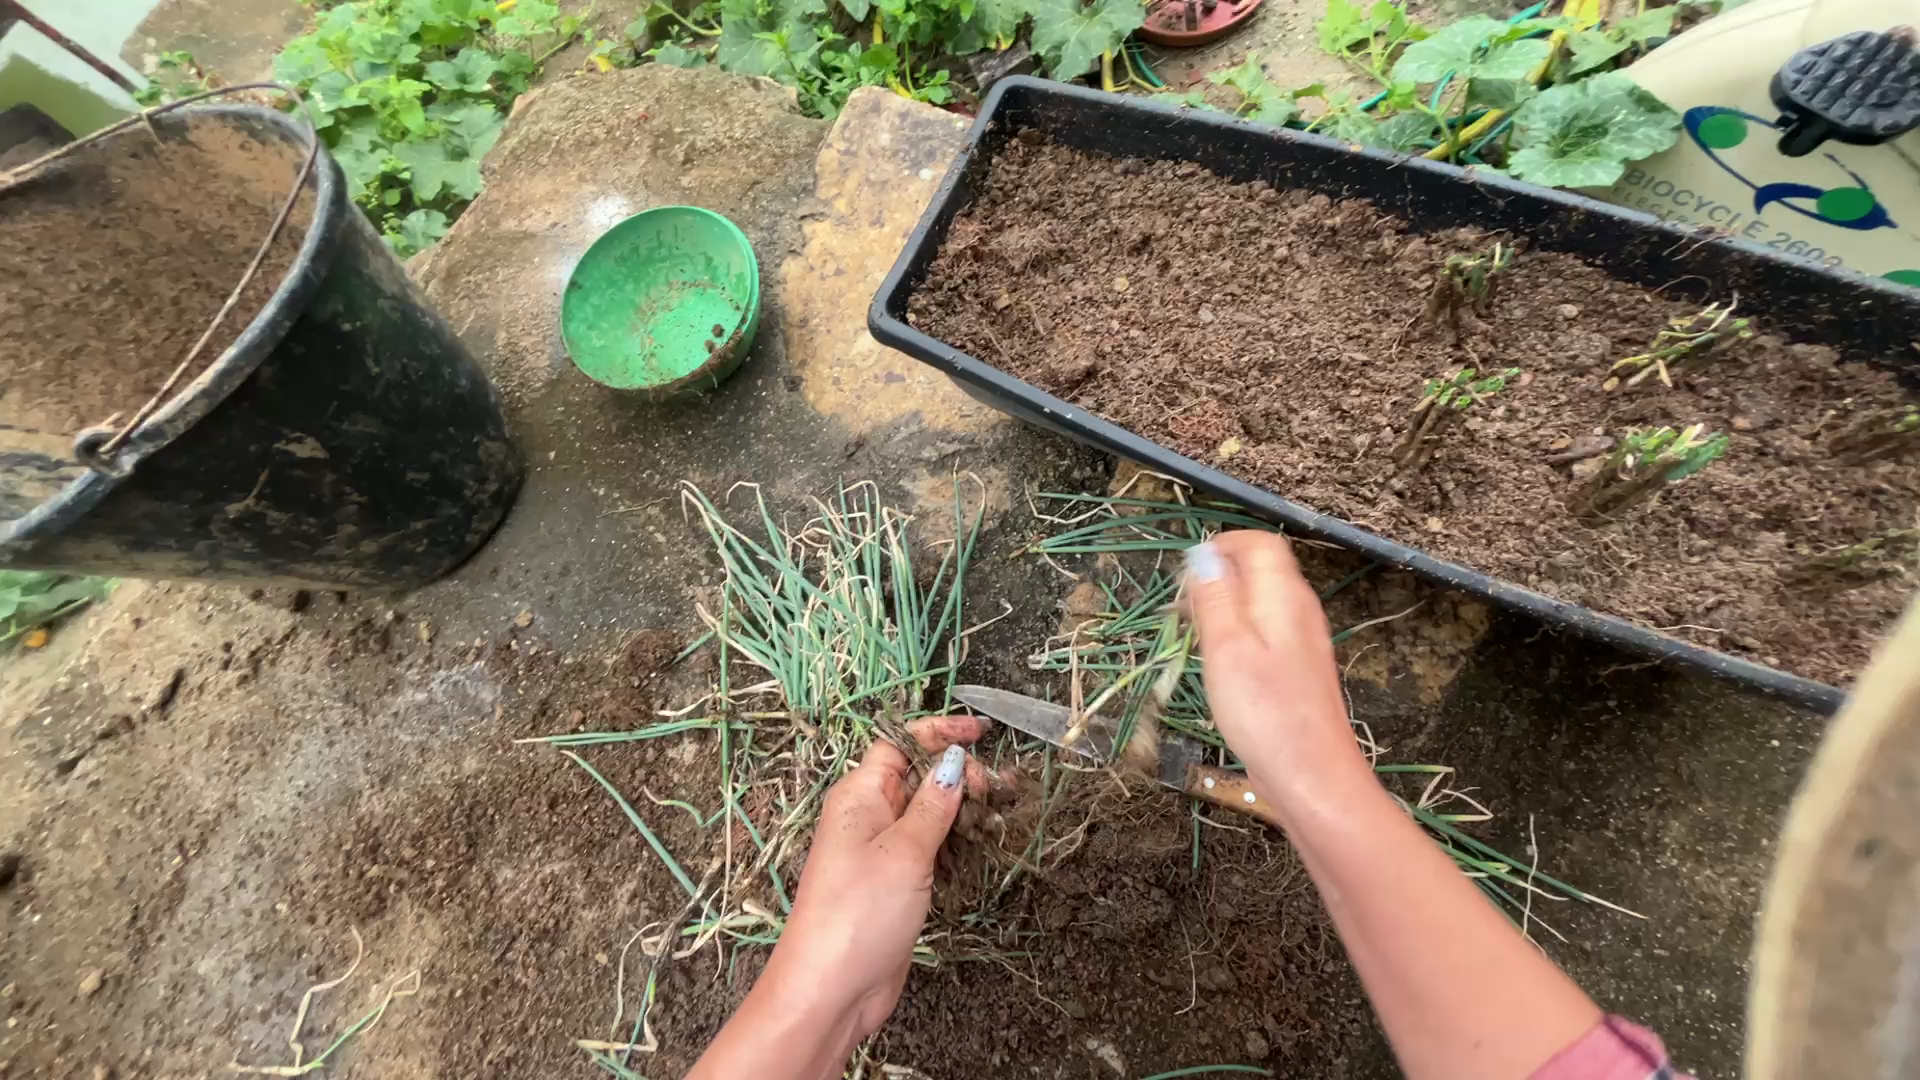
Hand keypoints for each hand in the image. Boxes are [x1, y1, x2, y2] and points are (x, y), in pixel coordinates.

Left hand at [688, 716, 987, 1079]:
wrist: (830, 992)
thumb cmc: (859, 912)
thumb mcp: (904, 851)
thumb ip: (933, 803)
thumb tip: (953, 760)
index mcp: (860, 794)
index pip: (900, 743)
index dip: (938, 732)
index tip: (980, 732)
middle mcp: (869, 814)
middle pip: (918, 775)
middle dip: (957, 771)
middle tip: (992, 788)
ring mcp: (882, 849)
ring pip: (928, 811)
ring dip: (962, 806)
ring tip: (1000, 808)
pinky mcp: (896, 880)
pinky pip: (930, 844)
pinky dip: (956, 838)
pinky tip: (983, 841)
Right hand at [1184, 532, 1374, 821]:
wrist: (1312, 777)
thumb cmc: (1265, 712)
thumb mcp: (1226, 648)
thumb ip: (1215, 597)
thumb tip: (1203, 554)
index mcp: (1284, 596)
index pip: (1260, 543)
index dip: (1222, 546)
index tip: (1186, 572)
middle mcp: (1298, 609)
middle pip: (1259, 569)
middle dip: (1217, 576)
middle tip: (1182, 607)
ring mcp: (1301, 639)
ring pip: (1258, 600)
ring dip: (1222, 604)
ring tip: (1193, 633)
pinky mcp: (1296, 665)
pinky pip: (1262, 627)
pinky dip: (1235, 629)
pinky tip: (1218, 659)